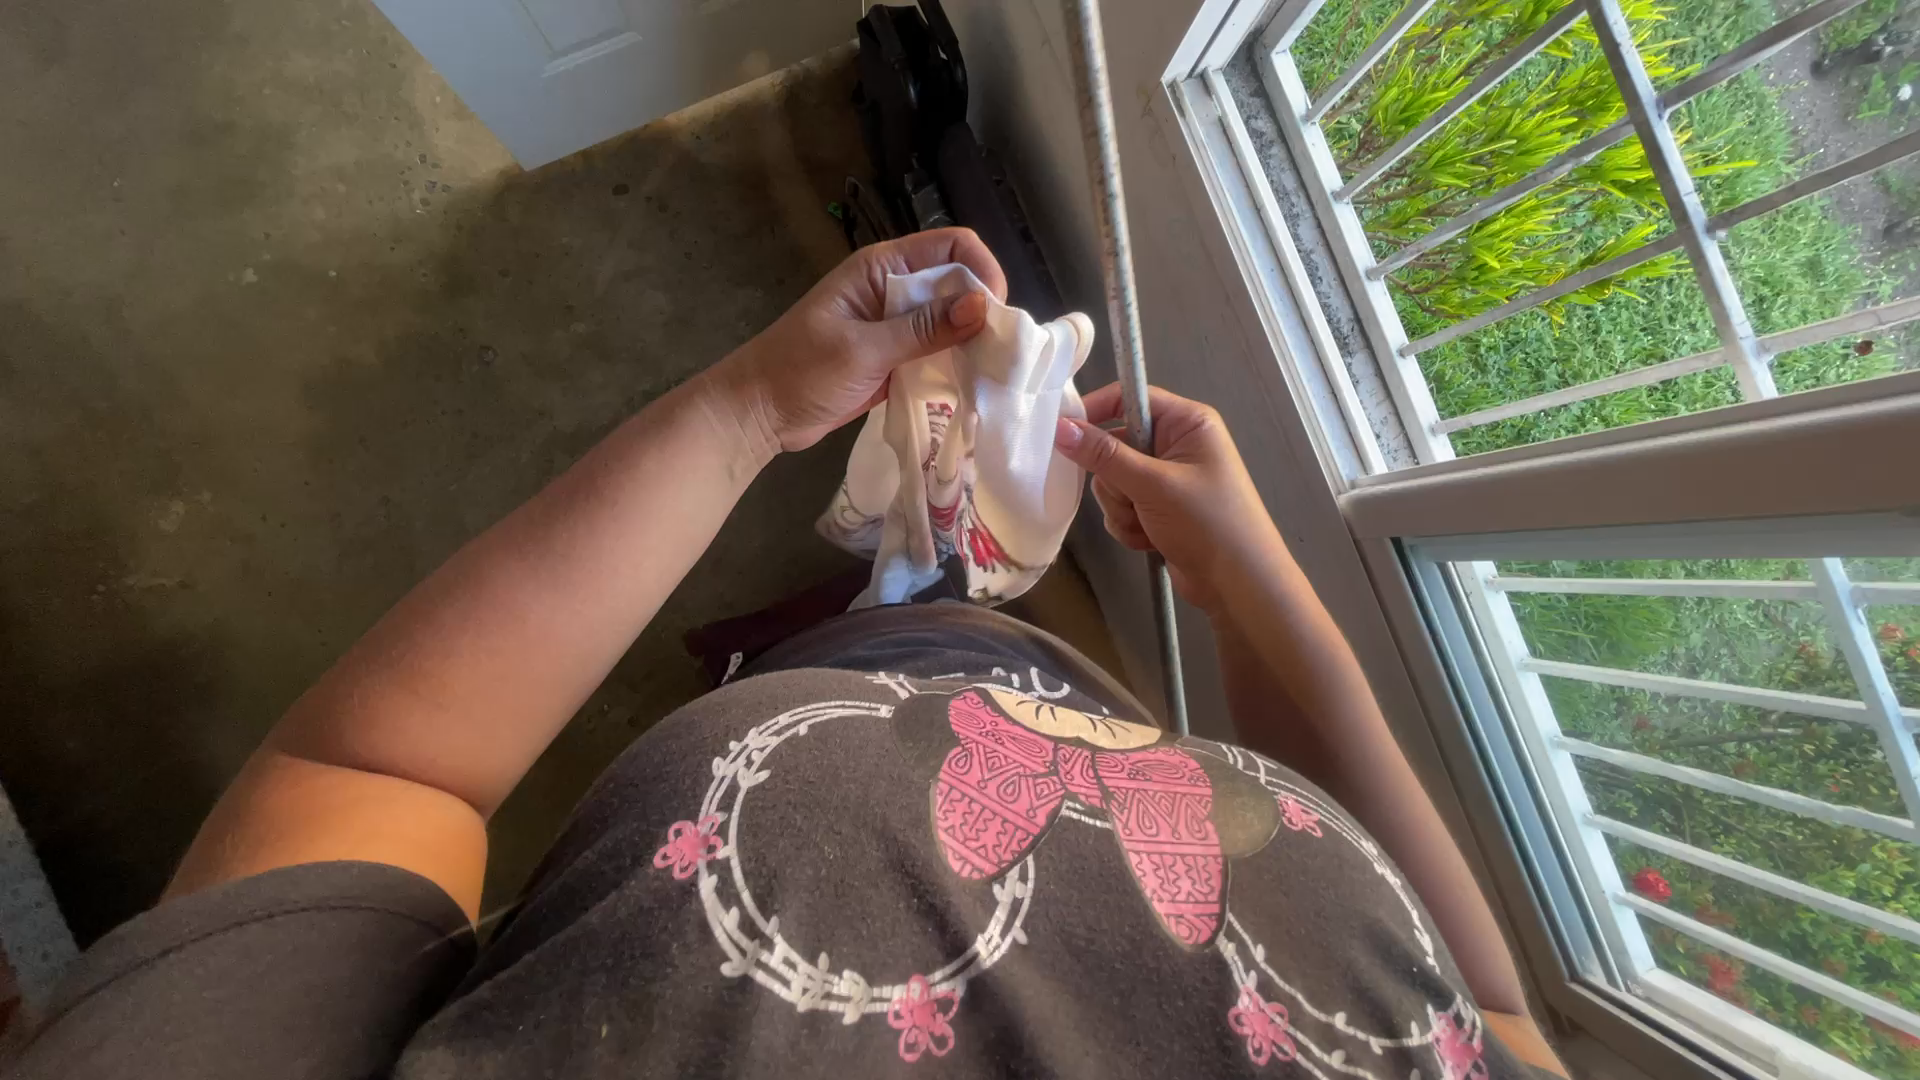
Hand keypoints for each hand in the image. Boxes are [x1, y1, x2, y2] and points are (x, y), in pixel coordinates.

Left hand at [716, 228, 1007, 452]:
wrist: (759, 413)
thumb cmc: (801, 371)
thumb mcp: (864, 350)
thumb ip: (923, 329)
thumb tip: (982, 307)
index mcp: (881, 267)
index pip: (951, 247)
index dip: (981, 272)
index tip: (994, 316)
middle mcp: (893, 289)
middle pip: (957, 284)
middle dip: (981, 312)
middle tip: (997, 353)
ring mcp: (894, 325)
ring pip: (950, 321)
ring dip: (970, 342)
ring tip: (988, 373)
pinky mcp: (894, 358)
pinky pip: (935, 352)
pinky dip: (952, 365)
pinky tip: (966, 386)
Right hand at [1053, 383, 1282, 613]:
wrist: (1238, 586)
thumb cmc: (1208, 523)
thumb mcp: (1153, 485)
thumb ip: (1104, 456)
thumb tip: (1061, 427)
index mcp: (1186, 423)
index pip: (1128, 398)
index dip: (1094, 411)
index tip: (1062, 431)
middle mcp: (1175, 445)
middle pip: (1114, 446)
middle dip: (1115, 481)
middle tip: (1133, 500)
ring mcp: (1166, 479)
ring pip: (1113, 482)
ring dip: (1122, 509)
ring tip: (1148, 526)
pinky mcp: (1157, 509)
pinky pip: (1121, 507)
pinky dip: (1129, 525)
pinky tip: (1150, 540)